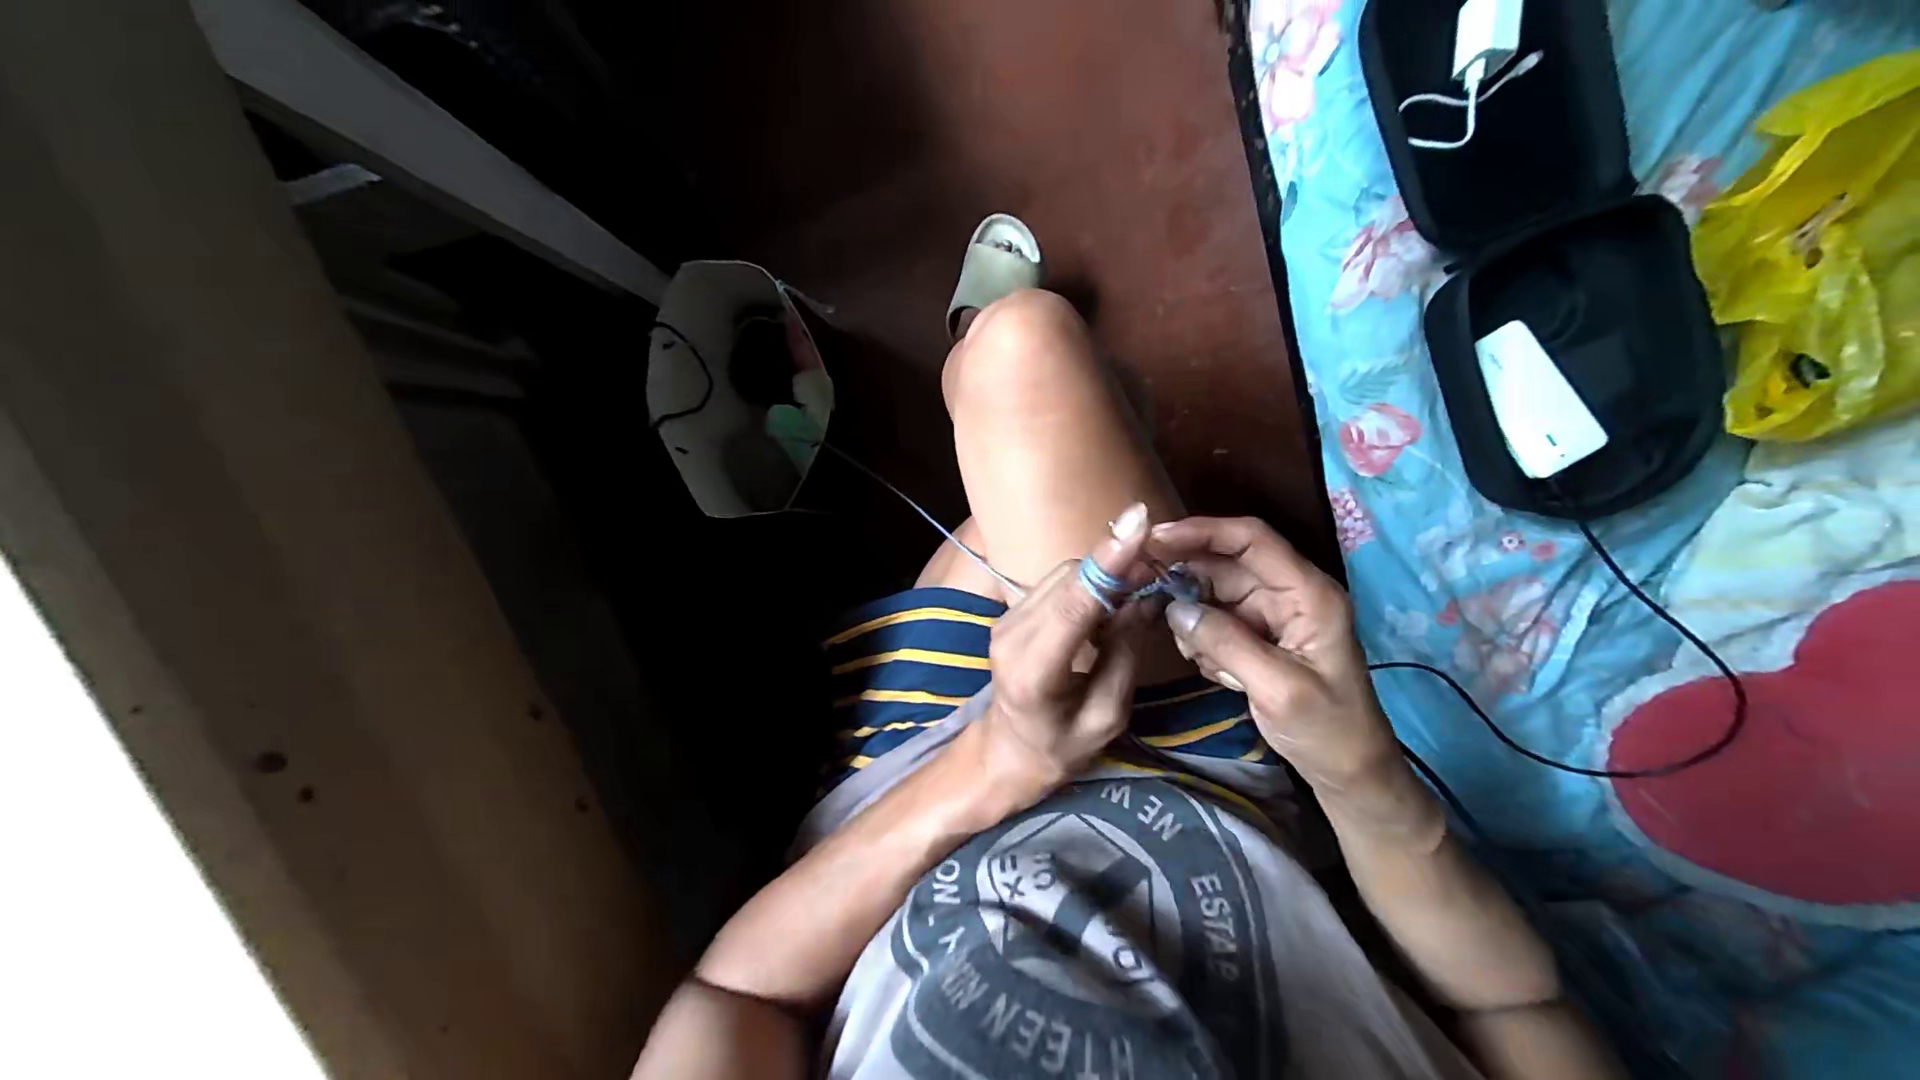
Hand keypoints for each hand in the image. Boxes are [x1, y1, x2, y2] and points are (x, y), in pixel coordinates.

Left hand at [975, 502, 1161, 806]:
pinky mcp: (1010, 612)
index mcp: (1034, 670)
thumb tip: (1145, 597)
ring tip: (1135, 594)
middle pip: (1069, 579)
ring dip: (1102, 575)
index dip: (1107, 561)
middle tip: (1158, 572)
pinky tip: (1106, 606)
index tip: (1137, 522)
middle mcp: (1010, 635)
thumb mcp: (1106, 716)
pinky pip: (1055, 584)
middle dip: (1116, 567)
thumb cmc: (1060, 747)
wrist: (1007, 750)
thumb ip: (1124, 654)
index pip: (1073, 604)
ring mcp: (1005, 620)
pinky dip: (1086, 585)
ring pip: (1063, 575)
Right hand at [1149, 516, 1398, 793]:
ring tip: (1192, 652)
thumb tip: (1175, 609)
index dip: (1202, 531)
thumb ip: (1227, 644)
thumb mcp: (1279, 689)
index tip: (1154, 538)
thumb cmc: (1328, 729)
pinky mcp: (1252, 635)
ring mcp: (1267, 614)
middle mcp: (1286, 593)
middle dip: (1183, 573)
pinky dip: (1197, 637)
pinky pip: (1210, 619)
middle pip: (1223, 562)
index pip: (1251, 539)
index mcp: (1308, 593)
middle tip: (1141, 586)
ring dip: (1189, 615)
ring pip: (1210, 591)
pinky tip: (1210, 667)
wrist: (1347, 772)